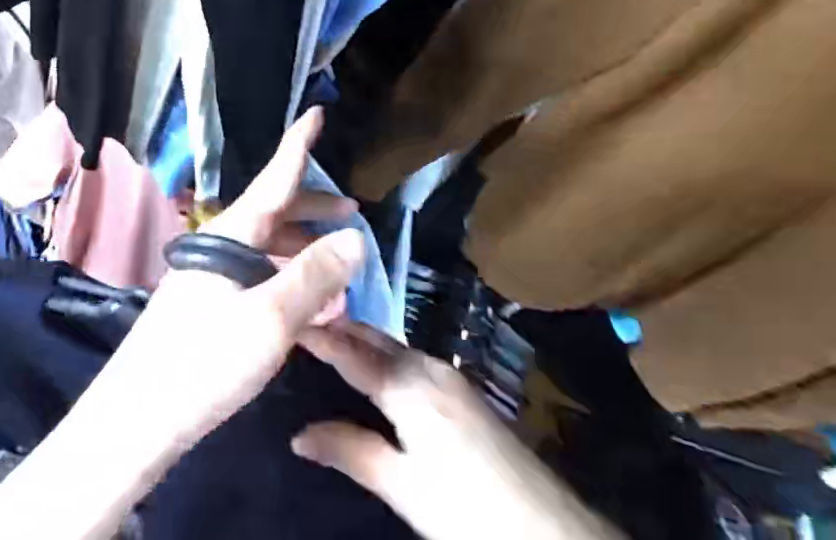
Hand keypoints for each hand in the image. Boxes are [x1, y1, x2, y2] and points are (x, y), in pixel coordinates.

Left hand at [0, 109, 365, 539]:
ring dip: (302, 245)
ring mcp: (209, 274)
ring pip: (265, 245)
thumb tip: (355, 236)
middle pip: (272, 211)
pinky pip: (255, 273)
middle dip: (311, 207)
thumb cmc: (204, 362)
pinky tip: (303, 299)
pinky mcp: (206, 303)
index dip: (298, 147)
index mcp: (231, 235)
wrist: (137, 417)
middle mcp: (218, 245)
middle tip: (351, 209)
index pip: (274, 180)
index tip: (315, 113)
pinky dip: (286, 275)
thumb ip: (314, 275)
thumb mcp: (270, 319)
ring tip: (338, 261)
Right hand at [295, 322, 619, 539]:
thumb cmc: (471, 513)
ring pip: (393, 346)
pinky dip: (382, 355)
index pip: (351, 349)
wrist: (554, 533)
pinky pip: (410, 358)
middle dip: (337, 327)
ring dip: (359, 339)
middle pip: (373, 338)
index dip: (316, 334)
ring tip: (324, 341)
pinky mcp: (463, 392)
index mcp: (409, 386)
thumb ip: (351, 451)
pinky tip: (370, 371)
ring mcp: (450, 376)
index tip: (281, 318)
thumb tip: (297, 433)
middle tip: (296, 324)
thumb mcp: (404, 489)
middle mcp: (429, 367)